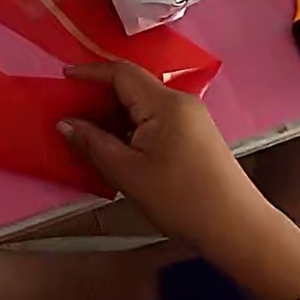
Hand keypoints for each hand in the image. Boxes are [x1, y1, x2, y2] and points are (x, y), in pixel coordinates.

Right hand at [56, 62, 271, 248]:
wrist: (236, 226)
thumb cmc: (180, 199)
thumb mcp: (128, 173)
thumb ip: (94, 143)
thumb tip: (65, 123)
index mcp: (164, 104)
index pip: (121, 73)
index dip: (89, 72)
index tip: (62, 78)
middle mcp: (180, 101)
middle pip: (133, 85)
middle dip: (99, 94)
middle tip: (69, 109)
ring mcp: (191, 116)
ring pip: (143, 103)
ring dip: (114, 112)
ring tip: (87, 129)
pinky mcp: (195, 133)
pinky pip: (155, 117)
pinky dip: (131, 124)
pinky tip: (116, 143)